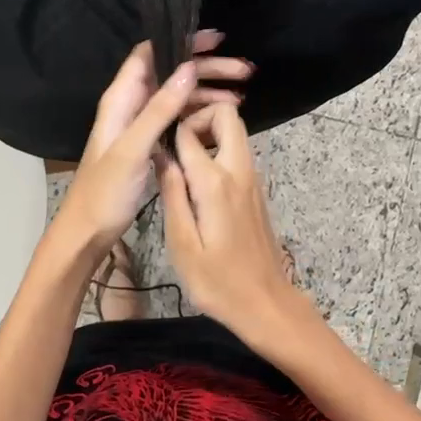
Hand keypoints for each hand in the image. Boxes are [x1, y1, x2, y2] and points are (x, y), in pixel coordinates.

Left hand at [50, 36, 251, 254]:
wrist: (88, 232)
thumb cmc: (105, 192)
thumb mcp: (133, 149)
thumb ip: (159, 109)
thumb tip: (188, 68)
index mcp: (121, 99)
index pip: (150, 54)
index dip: (181, 42)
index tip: (217, 41)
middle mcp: (131, 106)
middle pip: (171, 74)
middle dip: (206, 68)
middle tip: (245, 71)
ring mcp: (141, 125)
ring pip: (178, 96)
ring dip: (208, 92)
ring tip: (242, 96)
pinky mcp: (150, 145)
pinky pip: (178, 119)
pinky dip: (200, 114)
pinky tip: (222, 119)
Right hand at [157, 103, 318, 352]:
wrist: (266, 304)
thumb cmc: (218, 282)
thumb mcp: (182, 243)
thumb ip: (172, 194)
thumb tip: (161, 156)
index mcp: (215, 183)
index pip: (190, 133)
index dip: (169, 130)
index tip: (153, 144)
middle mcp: (238, 172)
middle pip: (227, 116)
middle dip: (198, 118)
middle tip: (174, 145)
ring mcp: (252, 181)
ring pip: (235, 134)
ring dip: (208, 135)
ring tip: (179, 163)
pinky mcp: (256, 193)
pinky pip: (237, 155)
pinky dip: (217, 153)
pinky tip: (196, 184)